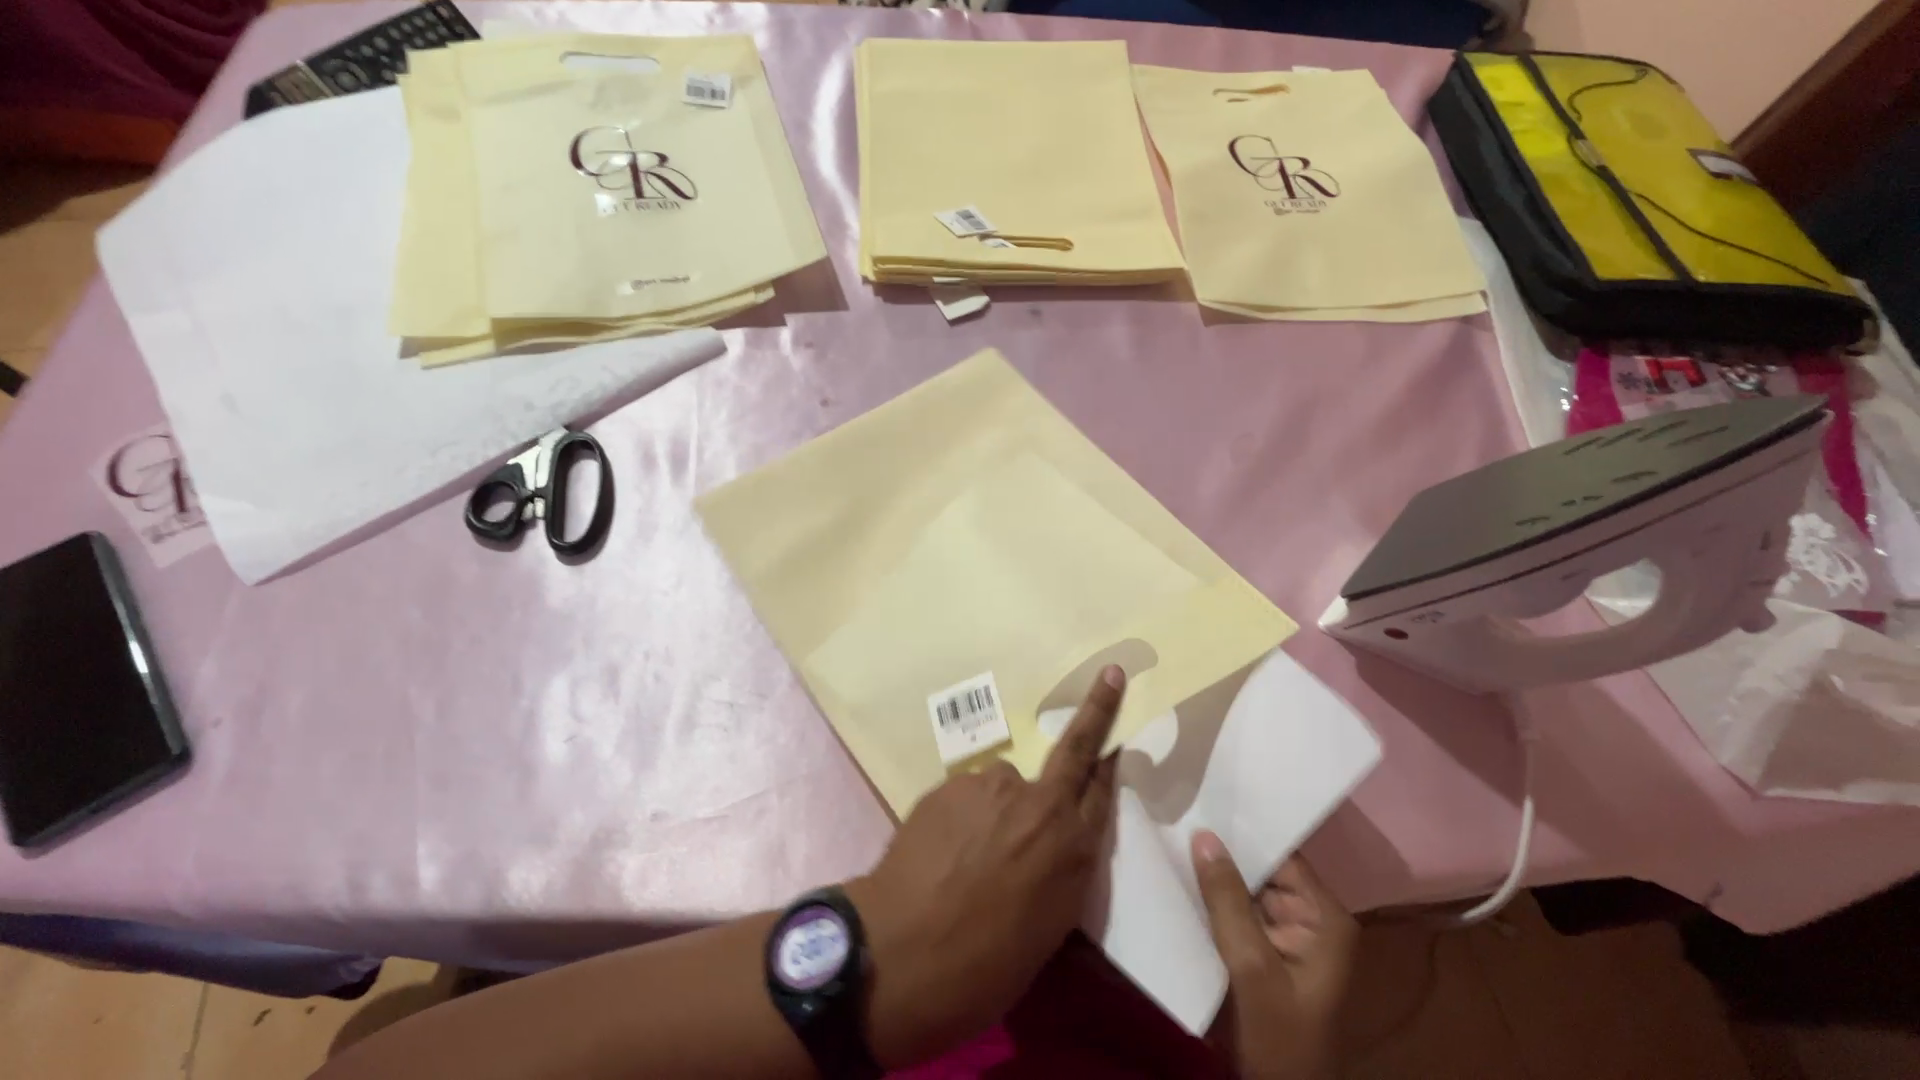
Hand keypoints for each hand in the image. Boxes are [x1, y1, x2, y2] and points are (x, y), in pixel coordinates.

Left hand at [846, 666, 1125, 1068]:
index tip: (1122, 734)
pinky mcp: (949, 786)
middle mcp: (1040, 806)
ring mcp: (992, 789)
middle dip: (1096, 710)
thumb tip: (1047, 856)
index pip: (1103, 790)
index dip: (1113, 759)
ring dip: (995, 809)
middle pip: (1074, 751)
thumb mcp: (1045, 931)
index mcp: (1074, 849)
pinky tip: (940, 849)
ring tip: (966, 852)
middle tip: (1110, 675)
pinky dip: (960, 816)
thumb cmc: (984, 968)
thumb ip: (1056, 877)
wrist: (902, 955)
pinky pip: (964, 797)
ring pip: (1003, 786)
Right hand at [1193, 830, 1357, 1079]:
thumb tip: (1202, 835)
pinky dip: (1212, 902)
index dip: (1245, 831)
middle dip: (1224, 851)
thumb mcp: (1252, 967)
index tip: (1204, 801)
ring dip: (1214, 875)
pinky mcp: (1264, 956)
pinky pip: (1237, 916)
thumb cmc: (1280, 1037)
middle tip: (1178, 814)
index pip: (1284, 856)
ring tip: (1172, 836)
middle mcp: (1312, 921)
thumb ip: (1227, 901)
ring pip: (1246, 892)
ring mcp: (1287, 939)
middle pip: (1264, 872)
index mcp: (1327, 919)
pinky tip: (1180, 879)